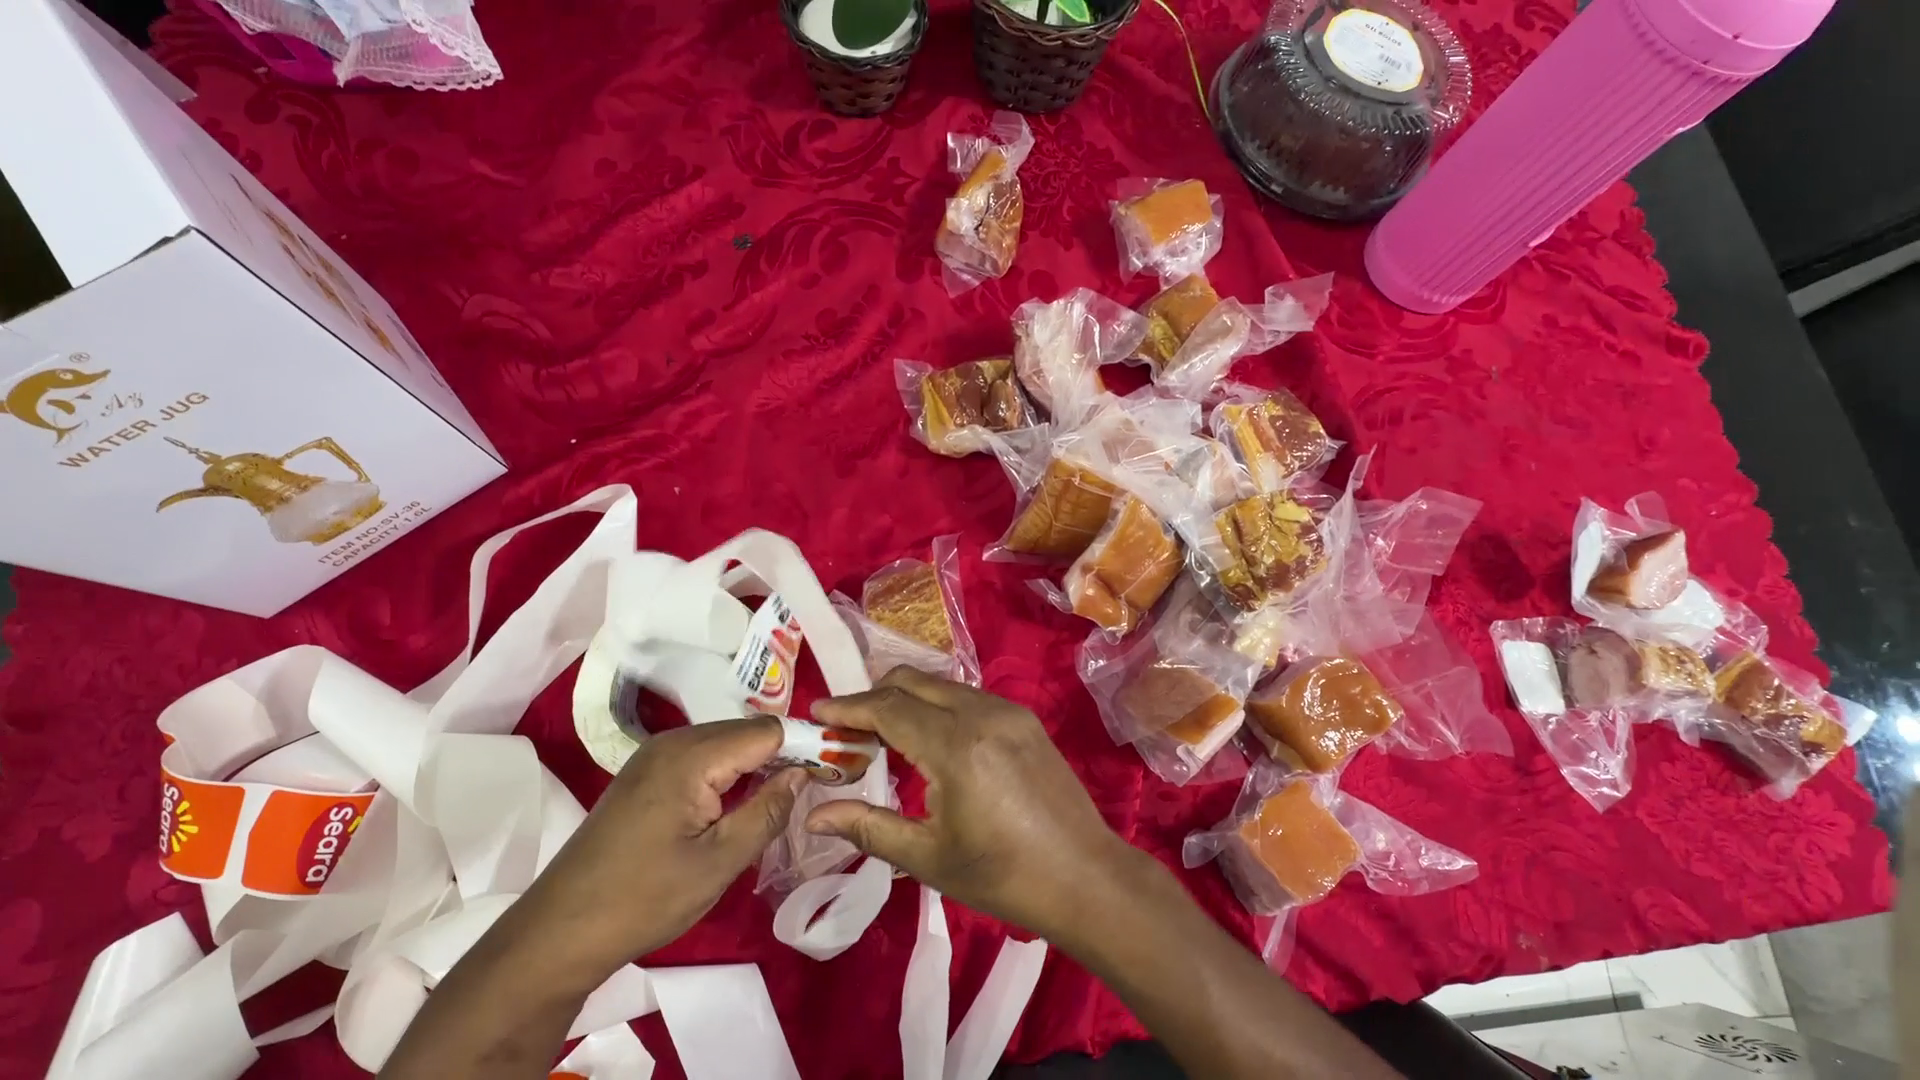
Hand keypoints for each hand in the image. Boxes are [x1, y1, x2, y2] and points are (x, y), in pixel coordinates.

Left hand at [519, 716, 805, 972]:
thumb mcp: (719, 862)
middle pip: (746, 732)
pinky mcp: (645, 777)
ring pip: (725, 745)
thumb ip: (767, 811)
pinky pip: (701, 759)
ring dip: (756, 765)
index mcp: (691, 756)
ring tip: (786, 797)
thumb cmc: (644, 899)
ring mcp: (654, 758)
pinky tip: (740, 804)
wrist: (561, 931)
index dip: (805, 746)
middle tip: (819, 788)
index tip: (838, 770)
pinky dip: (728, 774)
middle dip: (784, 754)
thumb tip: (802, 773)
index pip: (767, 730)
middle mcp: (672, 743)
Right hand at [806, 667, 1142, 938]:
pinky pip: (967, 697)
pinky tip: (927, 740)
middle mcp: (982, 714)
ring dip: (905, 699)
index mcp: (955, 746)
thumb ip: (867, 827)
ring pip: (941, 685)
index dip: (847, 708)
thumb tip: (814, 815)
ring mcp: (1008, 711)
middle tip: (845, 728)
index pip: (887, 708)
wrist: (1085, 877)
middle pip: (912, 681)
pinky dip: (936, 706)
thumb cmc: (1003, 876)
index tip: (816, 715)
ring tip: (881, 736)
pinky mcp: (1025, 719)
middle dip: (872, 696)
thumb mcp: (928, 857)